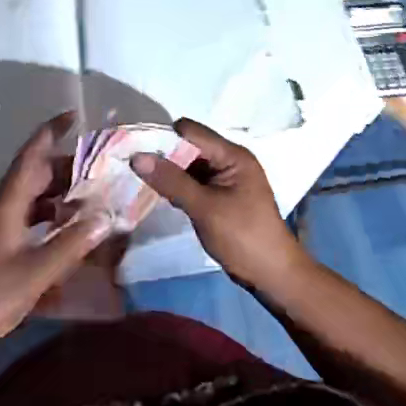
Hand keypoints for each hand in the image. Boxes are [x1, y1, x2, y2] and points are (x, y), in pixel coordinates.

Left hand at [0, 112, 115, 351]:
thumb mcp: (35, 273)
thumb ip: (71, 245)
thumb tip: (105, 217)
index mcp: (6, 204)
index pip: (30, 156)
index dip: (50, 132)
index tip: (74, 115)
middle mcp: (0, 206)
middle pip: (36, 174)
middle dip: (67, 167)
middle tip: (102, 167)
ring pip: (34, 195)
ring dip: (61, 192)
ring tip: (94, 196)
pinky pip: (29, 213)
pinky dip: (51, 213)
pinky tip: (70, 226)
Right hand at [131, 119, 311, 290]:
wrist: (272, 275)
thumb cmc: (243, 236)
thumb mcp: (204, 207)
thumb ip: (171, 180)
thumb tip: (136, 156)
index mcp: (232, 155)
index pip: (190, 131)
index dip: (163, 136)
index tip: (135, 148)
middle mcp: (229, 160)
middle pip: (188, 146)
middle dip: (163, 155)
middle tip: (132, 165)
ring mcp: (226, 179)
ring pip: (188, 165)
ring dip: (169, 172)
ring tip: (139, 179)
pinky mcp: (221, 196)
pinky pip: (193, 182)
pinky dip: (177, 186)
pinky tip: (158, 193)